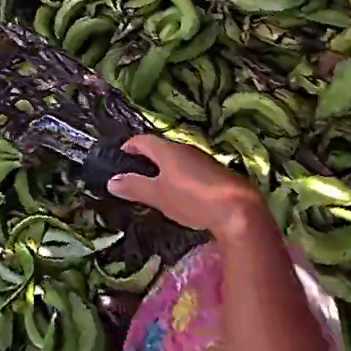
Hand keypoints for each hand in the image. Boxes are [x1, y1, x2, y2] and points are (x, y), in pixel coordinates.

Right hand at [105, 135, 265, 237]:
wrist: (238, 210)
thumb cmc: (192, 199)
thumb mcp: (158, 196)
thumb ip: (134, 187)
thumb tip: (111, 180)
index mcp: (167, 150)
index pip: (143, 140)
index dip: (130, 146)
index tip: (120, 156)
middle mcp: (185, 149)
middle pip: (161, 148)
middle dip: (146, 159)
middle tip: (135, 174)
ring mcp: (203, 160)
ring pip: (177, 159)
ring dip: (164, 169)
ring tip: (156, 186)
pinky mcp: (216, 173)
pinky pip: (191, 169)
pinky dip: (180, 177)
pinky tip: (181, 195)